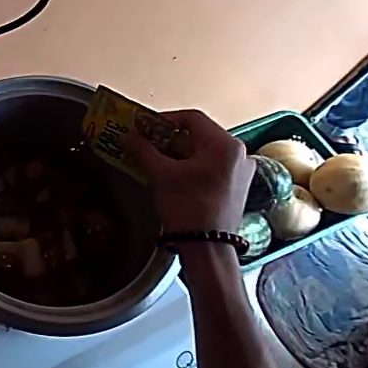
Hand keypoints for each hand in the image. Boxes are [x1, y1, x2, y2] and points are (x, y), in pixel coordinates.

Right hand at [122, 109, 252, 233]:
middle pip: (198, 136)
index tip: (144, 127)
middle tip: (144, 144)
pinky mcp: (236, 187)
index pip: (192, 118)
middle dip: (168, 139)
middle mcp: (238, 154)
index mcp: (225, 145)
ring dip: (177, 154)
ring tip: (152, 160)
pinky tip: (170, 175)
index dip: (164, 119)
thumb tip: (127, 136)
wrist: (207, 249)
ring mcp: (240, 172)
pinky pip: (210, 167)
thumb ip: (144, 150)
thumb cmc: (188, 208)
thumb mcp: (162, 175)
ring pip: (203, 153)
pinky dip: (189, 167)